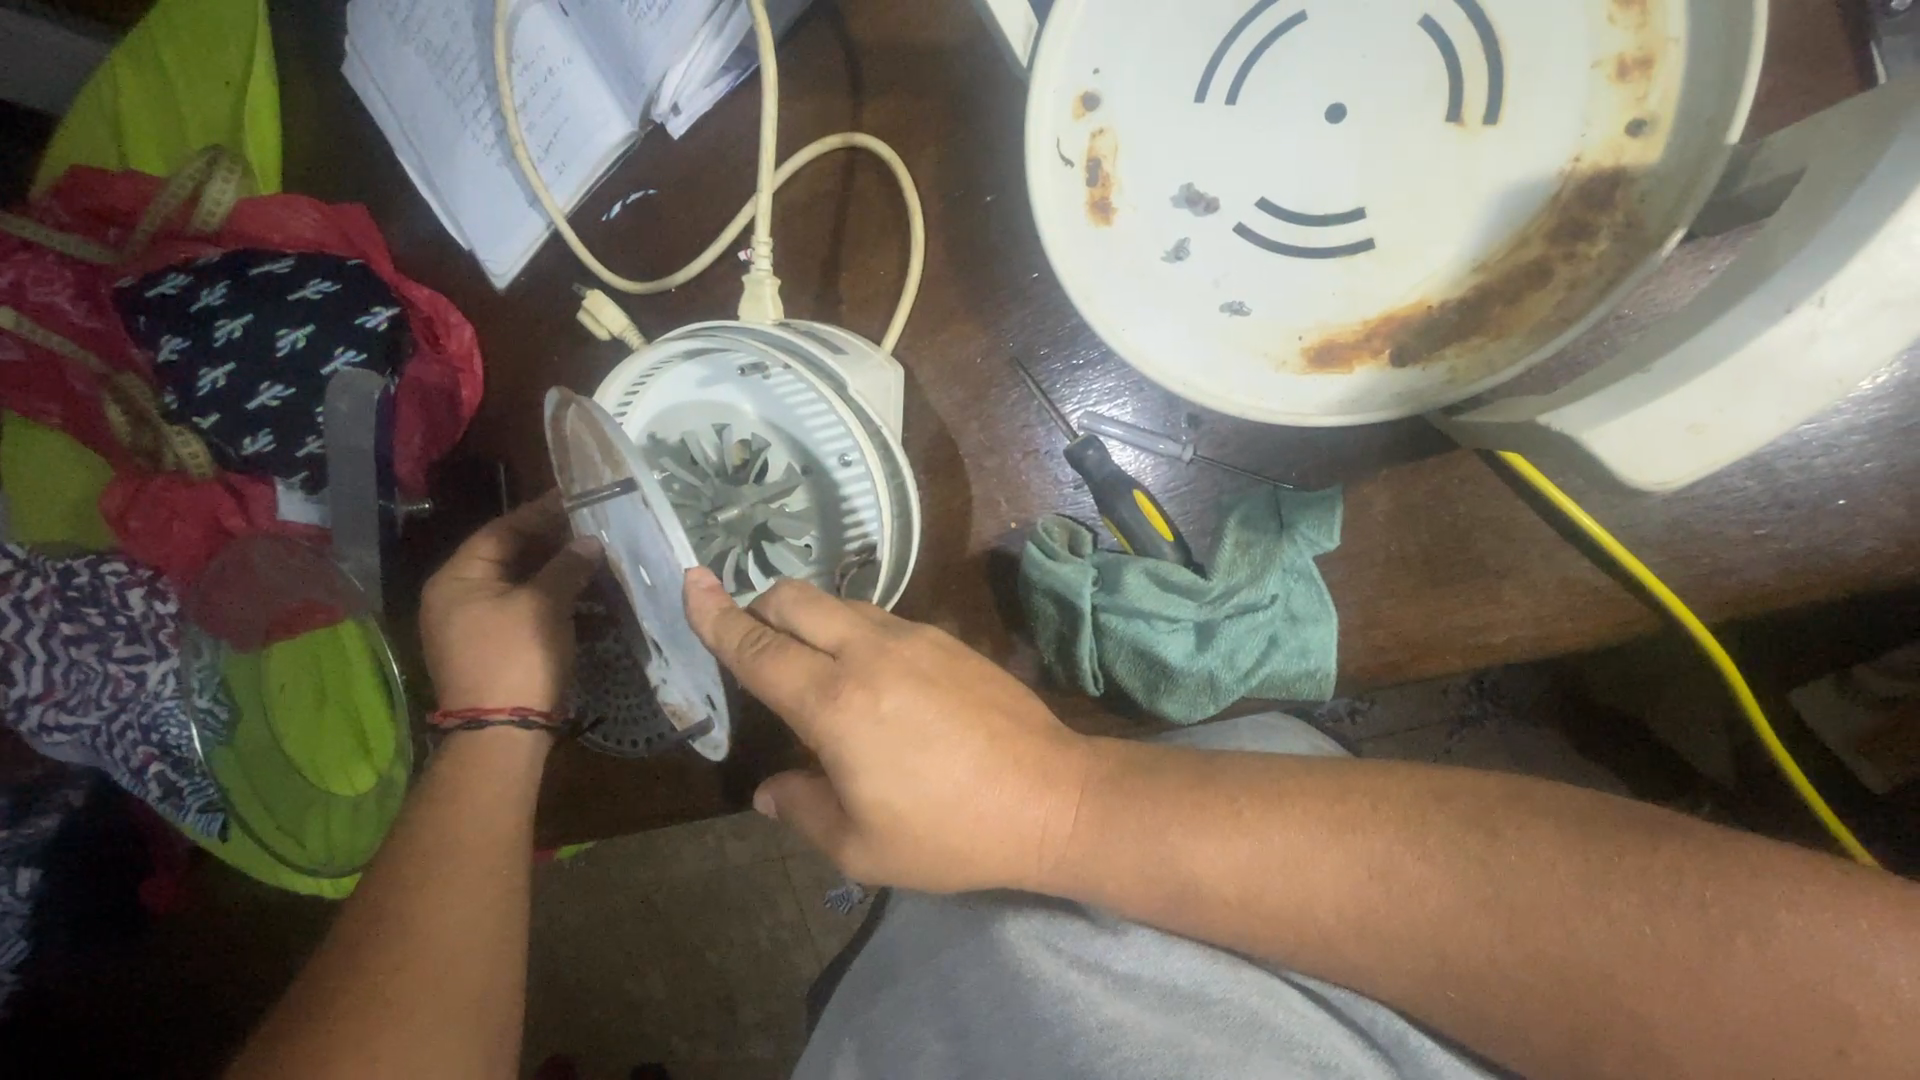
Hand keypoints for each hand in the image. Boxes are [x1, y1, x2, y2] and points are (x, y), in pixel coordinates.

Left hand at [420, 492, 602, 714]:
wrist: (503, 730)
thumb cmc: (517, 656)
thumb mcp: (544, 604)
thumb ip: (567, 566)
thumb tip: (589, 542)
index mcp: (457, 579)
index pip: (500, 531)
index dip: (539, 514)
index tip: (574, 499)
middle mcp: (457, 597)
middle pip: (507, 556)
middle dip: (549, 542)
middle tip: (589, 526)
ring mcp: (473, 624)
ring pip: (518, 583)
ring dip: (554, 570)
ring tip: (592, 556)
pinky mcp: (493, 647)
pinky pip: (523, 608)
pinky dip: (550, 597)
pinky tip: (582, 593)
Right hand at [683, 570, 1094, 893]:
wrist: (1051, 796)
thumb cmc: (951, 832)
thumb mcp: (862, 847)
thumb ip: (802, 810)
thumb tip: (769, 789)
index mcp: (834, 703)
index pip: (757, 647)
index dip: (716, 615)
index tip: (690, 581)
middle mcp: (869, 652)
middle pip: (795, 598)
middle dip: (761, 606)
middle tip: (755, 643)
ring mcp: (915, 637)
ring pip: (841, 603)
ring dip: (812, 621)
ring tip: (818, 669)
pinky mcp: (947, 638)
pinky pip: (882, 618)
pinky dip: (856, 631)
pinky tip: (874, 678)